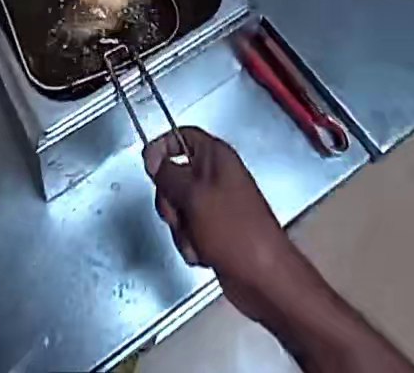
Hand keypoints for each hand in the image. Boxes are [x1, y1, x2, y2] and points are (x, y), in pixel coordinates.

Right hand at [144, 127, 317, 322]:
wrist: (264, 278)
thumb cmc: (235, 229)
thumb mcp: (192, 194)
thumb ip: (166, 173)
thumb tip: (153, 157)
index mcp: (216, 156)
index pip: (181, 136)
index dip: (161, 147)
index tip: (149, 165)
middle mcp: (217, 175)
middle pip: (174, 175)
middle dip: (170, 200)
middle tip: (178, 212)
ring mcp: (216, 204)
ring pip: (179, 207)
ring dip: (181, 227)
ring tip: (197, 238)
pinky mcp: (216, 230)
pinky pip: (188, 230)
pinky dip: (190, 243)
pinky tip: (204, 252)